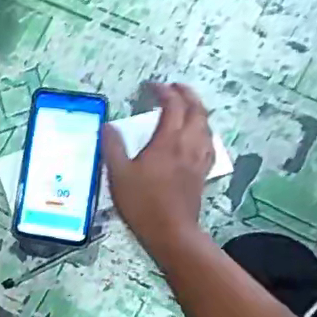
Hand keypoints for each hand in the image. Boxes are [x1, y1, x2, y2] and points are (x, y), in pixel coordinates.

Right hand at [103, 83, 215, 252]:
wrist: (170, 231)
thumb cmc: (142, 202)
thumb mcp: (118, 174)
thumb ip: (112, 147)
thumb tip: (108, 126)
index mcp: (168, 141)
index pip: (172, 106)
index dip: (164, 91)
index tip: (151, 86)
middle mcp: (188, 144)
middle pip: (196, 110)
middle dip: (187, 94)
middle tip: (174, 87)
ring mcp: (198, 158)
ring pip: (206, 124)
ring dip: (197, 109)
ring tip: (186, 106)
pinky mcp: (202, 172)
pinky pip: (209, 143)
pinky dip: (204, 130)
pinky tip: (199, 135)